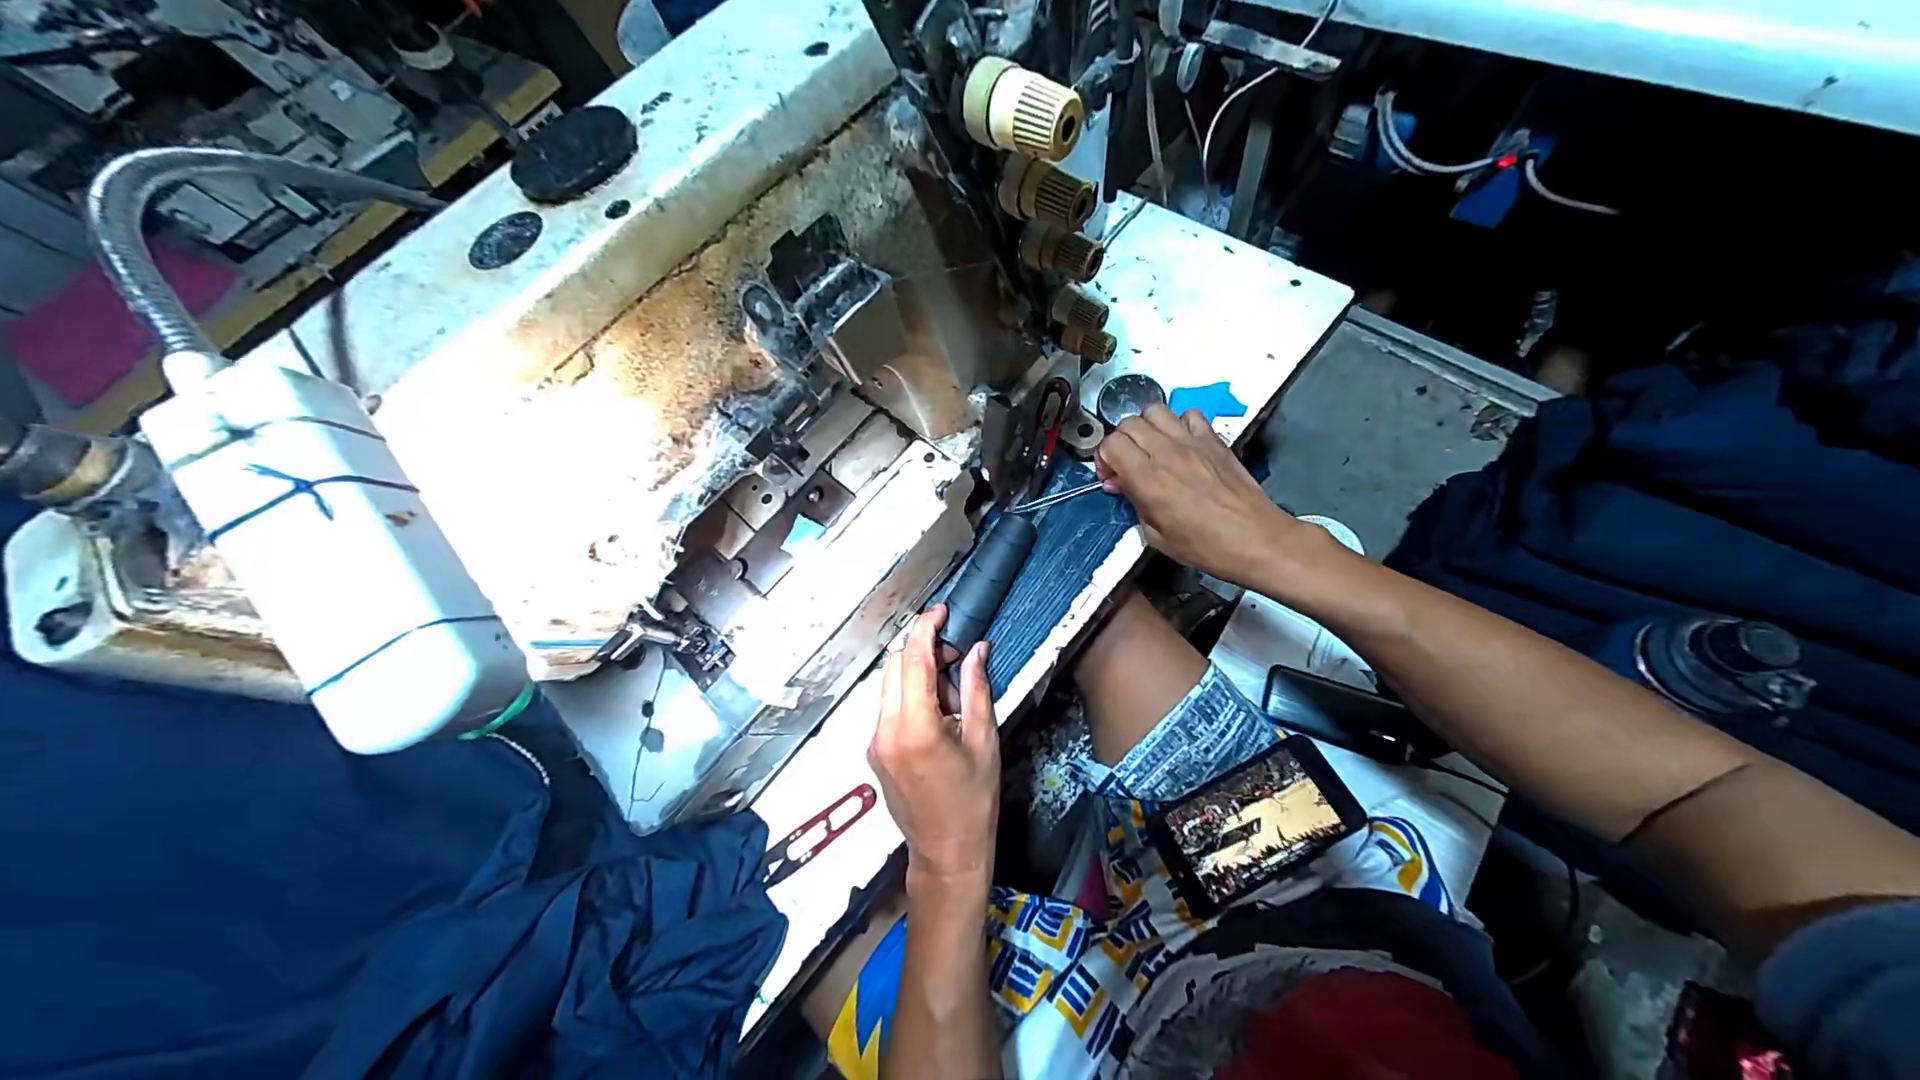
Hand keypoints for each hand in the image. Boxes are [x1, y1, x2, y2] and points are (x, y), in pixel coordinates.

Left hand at [869, 605, 999, 892]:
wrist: (946, 851)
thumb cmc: (973, 800)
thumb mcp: (984, 739)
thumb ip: (976, 688)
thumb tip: (976, 650)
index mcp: (915, 726)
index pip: (914, 659)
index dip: (926, 628)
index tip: (940, 611)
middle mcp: (886, 729)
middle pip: (895, 665)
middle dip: (923, 649)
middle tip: (956, 657)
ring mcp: (875, 741)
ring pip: (889, 684)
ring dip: (917, 673)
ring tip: (951, 694)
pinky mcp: (874, 751)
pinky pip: (888, 707)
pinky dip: (909, 695)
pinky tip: (936, 713)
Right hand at [1097, 404, 1326, 587]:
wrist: (1255, 540)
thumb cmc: (1209, 546)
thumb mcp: (1157, 536)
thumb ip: (1134, 503)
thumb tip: (1121, 485)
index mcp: (1150, 481)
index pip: (1111, 444)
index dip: (1104, 458)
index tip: (1110, 475)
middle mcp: (1169, 455)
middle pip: (1129, 423)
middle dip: (1120, 441)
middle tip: (1125, 463)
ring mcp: (1193, 444)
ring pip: (1155, 411)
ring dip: (1146, 427)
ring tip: (1150, 448)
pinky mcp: (1214, 441)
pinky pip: (1189, 414)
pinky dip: (1178, 423)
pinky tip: (1179, 443)